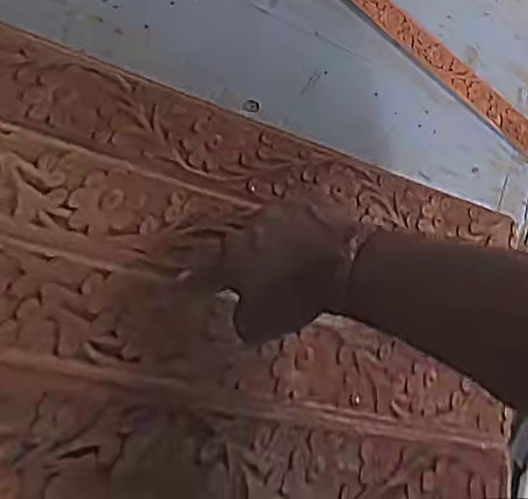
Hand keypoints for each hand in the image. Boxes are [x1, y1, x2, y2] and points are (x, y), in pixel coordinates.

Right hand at [186, 203, 369, 343]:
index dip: (194, 278)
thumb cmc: (297, 296)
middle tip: (252, 273)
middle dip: (242, 257)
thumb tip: (241, 308)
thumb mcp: (257, 325)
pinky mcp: (309, 202)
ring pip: (267, 227)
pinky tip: (307, 245)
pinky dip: (297, 231)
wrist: (343, 262)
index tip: (184, 280)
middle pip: (238, 242)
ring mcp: (281, 209)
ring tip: (284, 260)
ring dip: (271, 241)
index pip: (205, 267)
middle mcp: (251, 224)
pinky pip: (295, 218)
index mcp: (231, 254)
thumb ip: (240, 315)